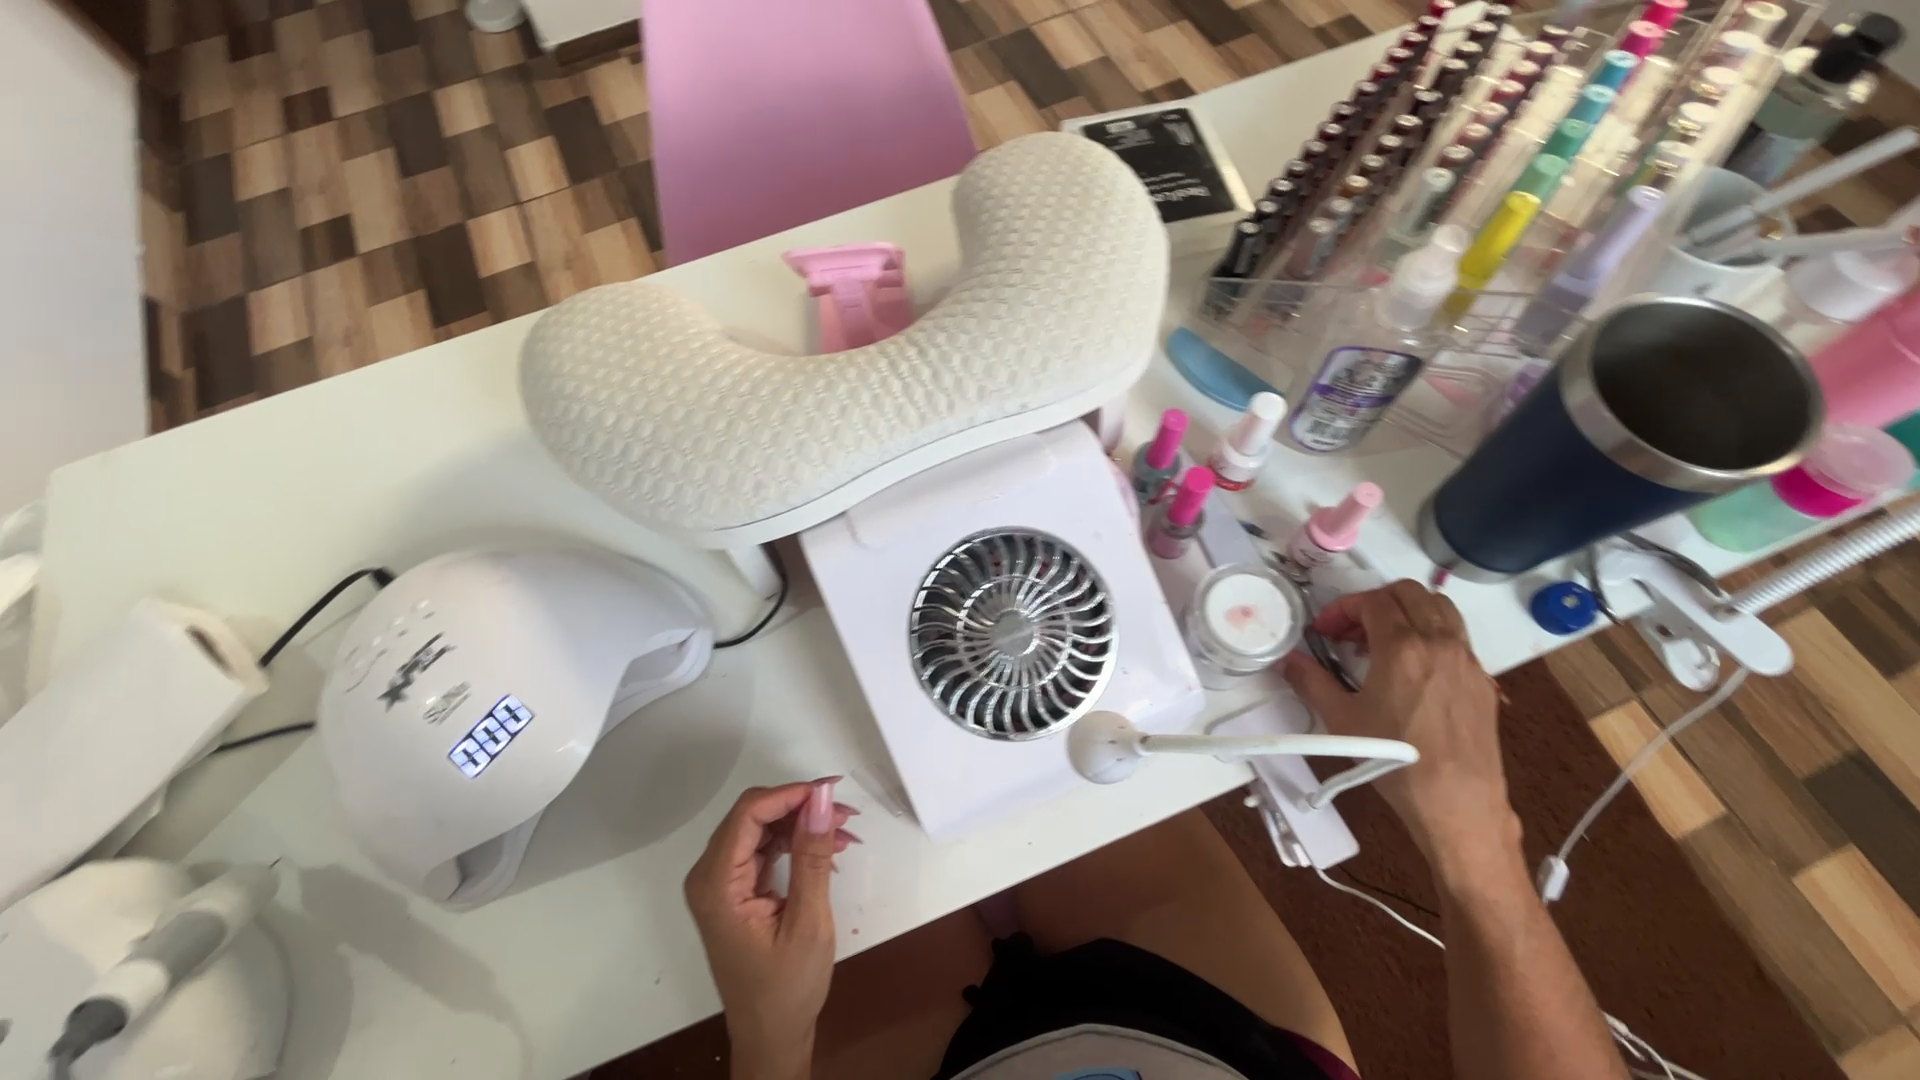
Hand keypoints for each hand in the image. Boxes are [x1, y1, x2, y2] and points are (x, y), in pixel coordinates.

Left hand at [685, 779, 860, 1079]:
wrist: (772, 1037)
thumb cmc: (787, 989)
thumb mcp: (808, 923)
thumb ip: (812, 858)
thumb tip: (822, 801)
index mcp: (716, 885)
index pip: (748, 814)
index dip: (790, 795)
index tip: (832, 792)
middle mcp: (710, 876)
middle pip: (753, 816)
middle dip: (800, 807)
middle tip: (846, 814)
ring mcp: (722, 883)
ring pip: (762, 829)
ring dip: (803, 824)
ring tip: (845, 832)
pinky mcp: (737, 890)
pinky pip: (765, 849)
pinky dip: (797, 844)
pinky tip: (829, 850)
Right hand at [1281, 581, 1516, 873]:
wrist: (1456, 801)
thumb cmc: (1393, 759)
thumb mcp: (1341, 720)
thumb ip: (1311, 681)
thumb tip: (1288, 661)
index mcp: (1403, 647)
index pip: (1373, 601)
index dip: (1342, 609)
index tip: (1326, 631)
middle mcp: (1440, 643)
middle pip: (1410, 593)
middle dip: (1375, 602)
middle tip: (1352, 631)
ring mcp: (1468, 660)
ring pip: (1440, 608)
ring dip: (1407, 612)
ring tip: (1383, 642)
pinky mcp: (1483, 681)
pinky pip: (1457, 637)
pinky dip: (1431, 634)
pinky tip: (1412, 669)